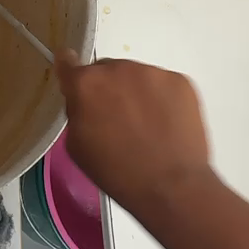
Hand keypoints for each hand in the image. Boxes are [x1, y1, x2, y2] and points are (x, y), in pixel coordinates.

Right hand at [56, 52, 216, 218]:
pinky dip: (162, 99)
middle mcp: (117, 68)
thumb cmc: (117, 172)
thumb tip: (85, 101)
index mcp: (86, 84)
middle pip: (106, 71)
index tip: (74, 79)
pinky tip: (167, 125)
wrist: (172, 187)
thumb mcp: (77, 146)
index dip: (69, 69)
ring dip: (136, 93)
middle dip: (108, 89)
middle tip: (118, 120)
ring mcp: (152, 72)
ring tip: (147, 127)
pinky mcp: (180, 80)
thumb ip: (76, 112)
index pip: (67, 61)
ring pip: (136, 77)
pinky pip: (162, 84)